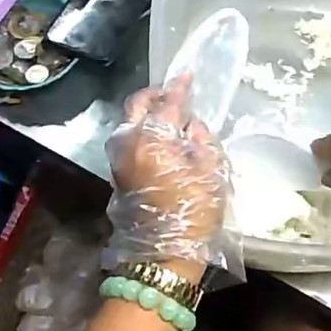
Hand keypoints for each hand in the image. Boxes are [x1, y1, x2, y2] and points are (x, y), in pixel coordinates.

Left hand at [106, 76, 228, 267]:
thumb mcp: (212, 172)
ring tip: (170, 114)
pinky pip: (128, 140)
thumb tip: (192, 126)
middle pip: (137, 106)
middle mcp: (129, 144)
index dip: (180, 87)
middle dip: (155, 94)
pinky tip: (161, 137)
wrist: (162, 256)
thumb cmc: (193, 212)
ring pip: (128, 123)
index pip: (167, 103)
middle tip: (175, 92)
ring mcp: (119, 160)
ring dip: (147, 113)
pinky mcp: (118, 175)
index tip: (188, 74)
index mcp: (153, 139)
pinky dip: (142, 130)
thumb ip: (203, 141)